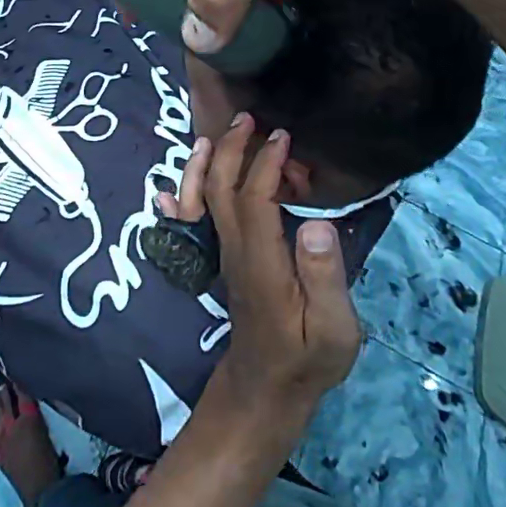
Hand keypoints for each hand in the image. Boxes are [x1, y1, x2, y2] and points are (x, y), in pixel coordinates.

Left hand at [162, 115, 359, 407]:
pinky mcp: (224, 260)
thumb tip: (314, 222)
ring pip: (203, 201)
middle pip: (220, 190)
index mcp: (262, 262)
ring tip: (216, 134)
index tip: (283, 136)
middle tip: (249, 118)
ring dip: (206, 164)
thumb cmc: (308, 357)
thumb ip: (325, 276)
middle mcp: (235, 251)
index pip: (254, 200)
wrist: (267, 388)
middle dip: (232, 150)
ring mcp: (224, 255)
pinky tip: (171, 188)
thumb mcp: (334, 327)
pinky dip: (182, 199)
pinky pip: (197, 222)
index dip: (265, 164)